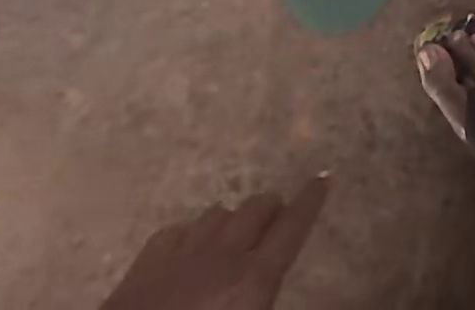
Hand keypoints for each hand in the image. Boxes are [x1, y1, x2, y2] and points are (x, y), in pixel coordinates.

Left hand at [100, 175, 330, 309]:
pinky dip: (193, 234)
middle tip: (278, 221)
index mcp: (253, 282)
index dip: (311, 201)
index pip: (292, 228)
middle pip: (258, 207)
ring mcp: (184, 250)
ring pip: (220, 212)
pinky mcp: (149, 256)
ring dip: (233, 220)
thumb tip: (266, 289)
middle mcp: (224, 254)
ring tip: (234, 240)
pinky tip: (190, 253)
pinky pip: (182, 228)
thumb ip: (261, 301)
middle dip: (272, 209)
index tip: (325, 177)